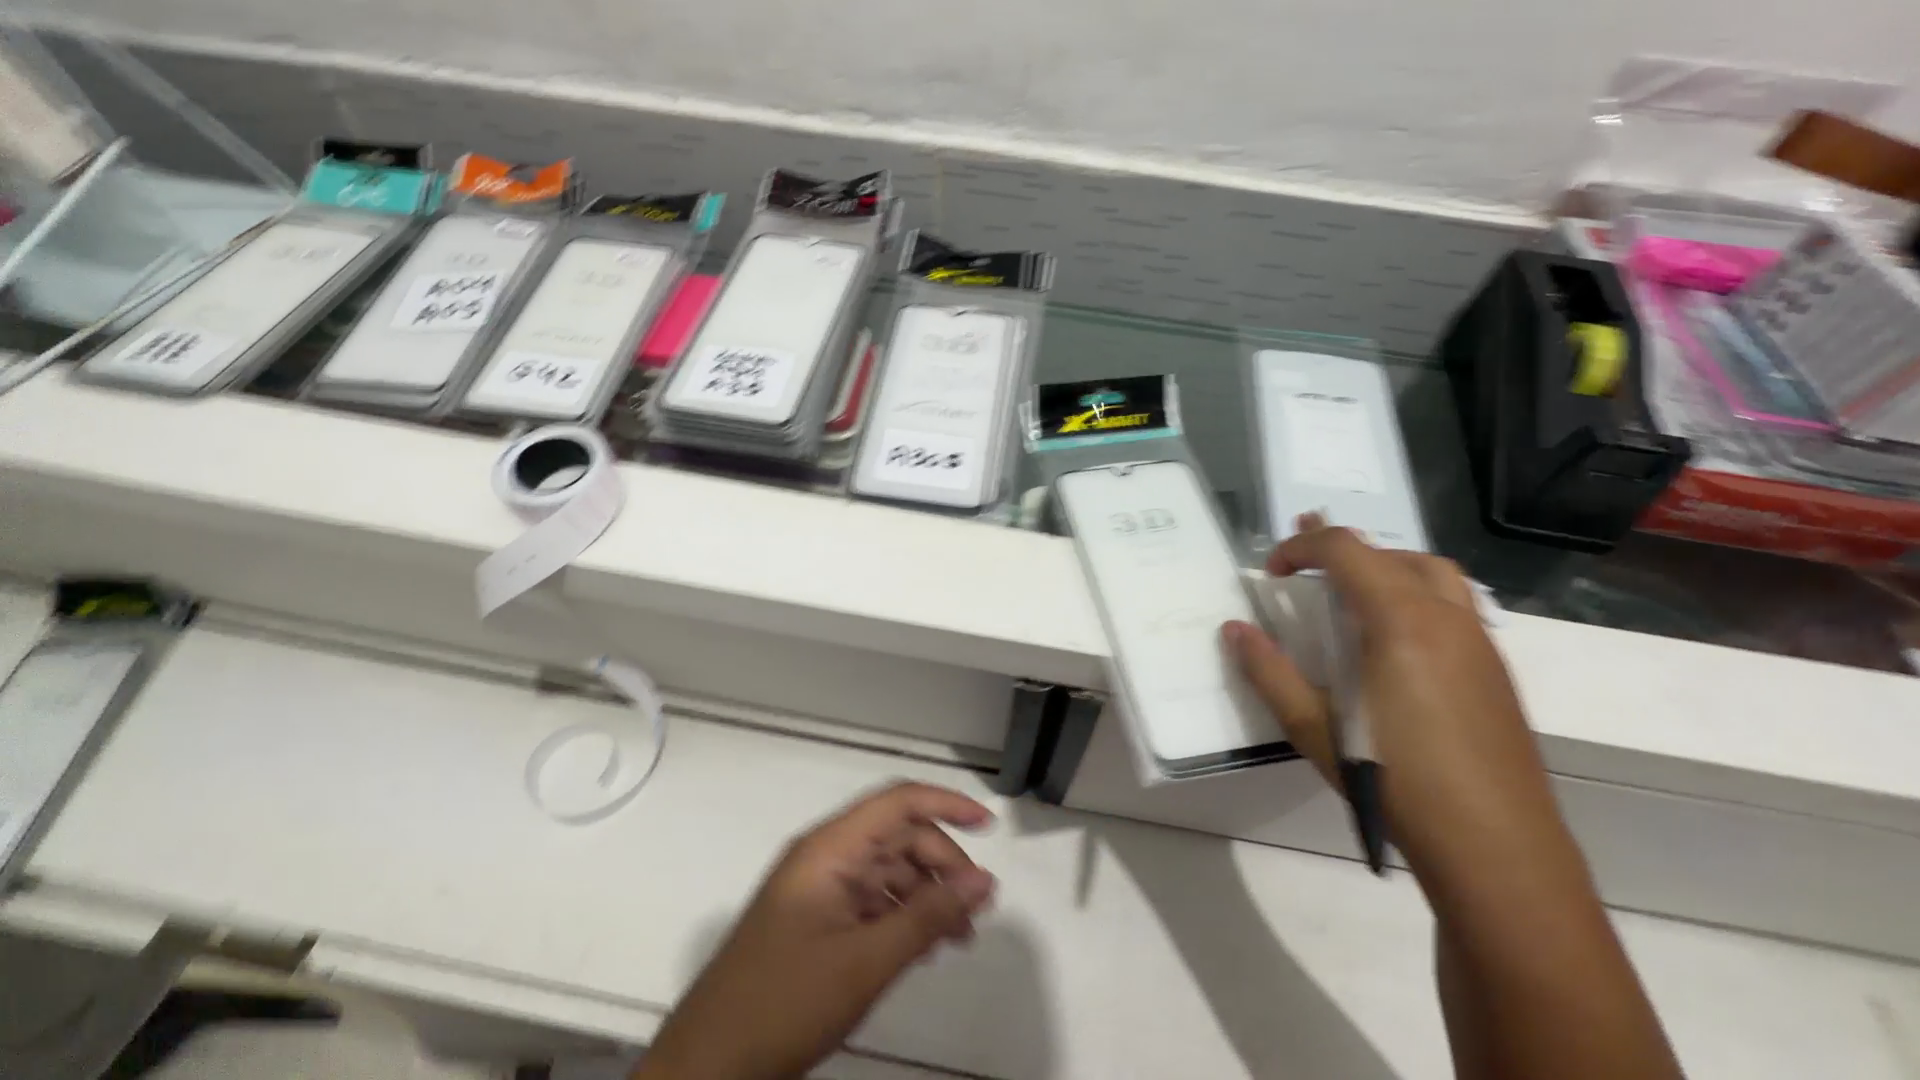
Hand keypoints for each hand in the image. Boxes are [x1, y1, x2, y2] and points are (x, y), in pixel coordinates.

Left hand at [635, 782, 995, 1079]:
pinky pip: (870, 903)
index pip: (897, 802)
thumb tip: (984, 879)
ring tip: (957, 938)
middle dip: (942, 862)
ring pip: (887, 872)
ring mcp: (817, 892)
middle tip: (977, 910)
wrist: (710, 1064)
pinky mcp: (815, 924)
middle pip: (897, 837)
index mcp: (828, 851)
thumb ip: (928, 916)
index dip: (946, 804)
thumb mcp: (866, 962)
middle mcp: (823, 859)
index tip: (990, 829)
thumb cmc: (785, 1003)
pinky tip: (923, 949)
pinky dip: (903, 918)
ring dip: (927, 895)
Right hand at [1221, 518, 1566, 879]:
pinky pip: (1456, 605)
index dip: (1302, 547)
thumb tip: (1234, 629)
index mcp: (1399, 620)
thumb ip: (1270, 672)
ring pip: (1435, 573)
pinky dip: (1418, 598)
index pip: (1347, 550)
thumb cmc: (1395, 783)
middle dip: (1344, 553)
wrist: (1494, 844)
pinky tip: (1397, 647)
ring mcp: (1479, 641)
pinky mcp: (1496, 669)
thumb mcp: (1314, 729)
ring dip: (1388, 569)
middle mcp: (1446, 616)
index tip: (1273, 573)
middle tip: (1307, 577)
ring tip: (1355, 598)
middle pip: (1392, 554)